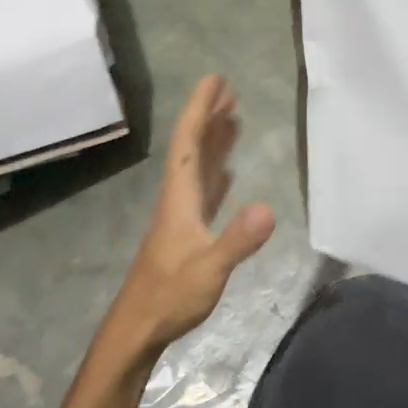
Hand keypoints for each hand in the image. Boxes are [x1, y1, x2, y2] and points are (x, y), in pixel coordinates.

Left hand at [115, 75, 274, 346]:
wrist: (139, 327)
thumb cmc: (170, 296)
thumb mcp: (209, 269)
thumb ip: (237, 240)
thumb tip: (268, 207)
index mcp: (180, 201)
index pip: (189, 145)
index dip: (201, 110)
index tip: (216, 79)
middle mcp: (178, 203)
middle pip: (194, 151)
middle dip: (209, 119)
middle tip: (229, 91)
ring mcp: (182, 221)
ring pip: (199, 172)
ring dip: (214, 144)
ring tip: (232, 120)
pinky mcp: (187, 238)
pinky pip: (205, 196)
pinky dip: (217, 179)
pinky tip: (227, 176)